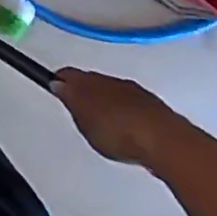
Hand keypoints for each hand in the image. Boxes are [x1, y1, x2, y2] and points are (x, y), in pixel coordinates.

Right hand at [50, 68, 192, 167]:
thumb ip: (70, 104)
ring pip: (113, 93)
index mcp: (91, 80)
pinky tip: (126, 130)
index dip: (58, 79)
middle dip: (84, 91)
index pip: (67, 73)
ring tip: (103, 125)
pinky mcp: (154, 110)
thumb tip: (60, 88)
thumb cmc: (121, 130)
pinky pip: (132, 106)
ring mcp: (135, 94)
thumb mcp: (83, 123)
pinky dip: (126, 114)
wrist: (164, 142)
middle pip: (91, 81)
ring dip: (107, 103)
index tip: (53, 83)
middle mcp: (113, 81)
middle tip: (76, 106)